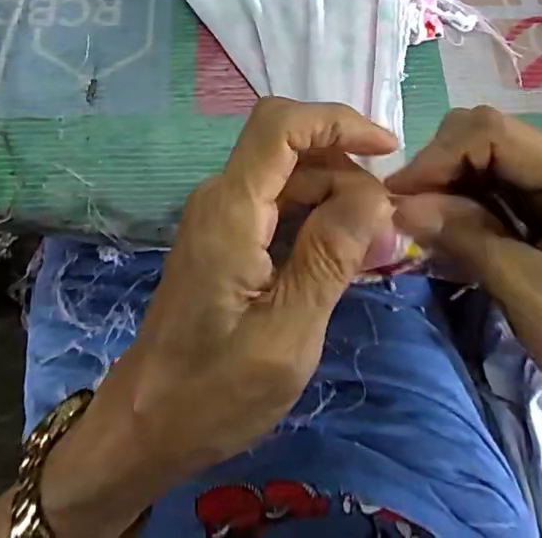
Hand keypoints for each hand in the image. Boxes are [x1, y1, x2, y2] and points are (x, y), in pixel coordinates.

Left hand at [39, 98, 399, 536]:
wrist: (149, 420)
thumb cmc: (216, 389)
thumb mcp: (288, 333)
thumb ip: (330, 257)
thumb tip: (376, 196)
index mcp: (230, 209)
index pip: (279, 126)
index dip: (335, 121)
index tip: (389, 149)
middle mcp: (221, 197)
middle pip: (287, 145)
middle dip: (345, 164)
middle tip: (391, 218)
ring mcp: (221, 215)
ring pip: (287, 174)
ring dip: (336, 193)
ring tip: (379, 241)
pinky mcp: (226, 236)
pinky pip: (278, 204)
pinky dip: (317, 215)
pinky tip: (347, 252)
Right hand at [387, 107, 541, 442]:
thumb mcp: (538, 301)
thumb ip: (470, 241)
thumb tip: (399, 204)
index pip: (495, 133)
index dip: (439, 155)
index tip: (399, 197)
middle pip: (489, 139)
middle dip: (441, 169)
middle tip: (408, 214)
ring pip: (487, 163)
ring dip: (448, 189)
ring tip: (423, 229)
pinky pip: (498, 192)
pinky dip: (465, 208)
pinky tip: (450, 238)